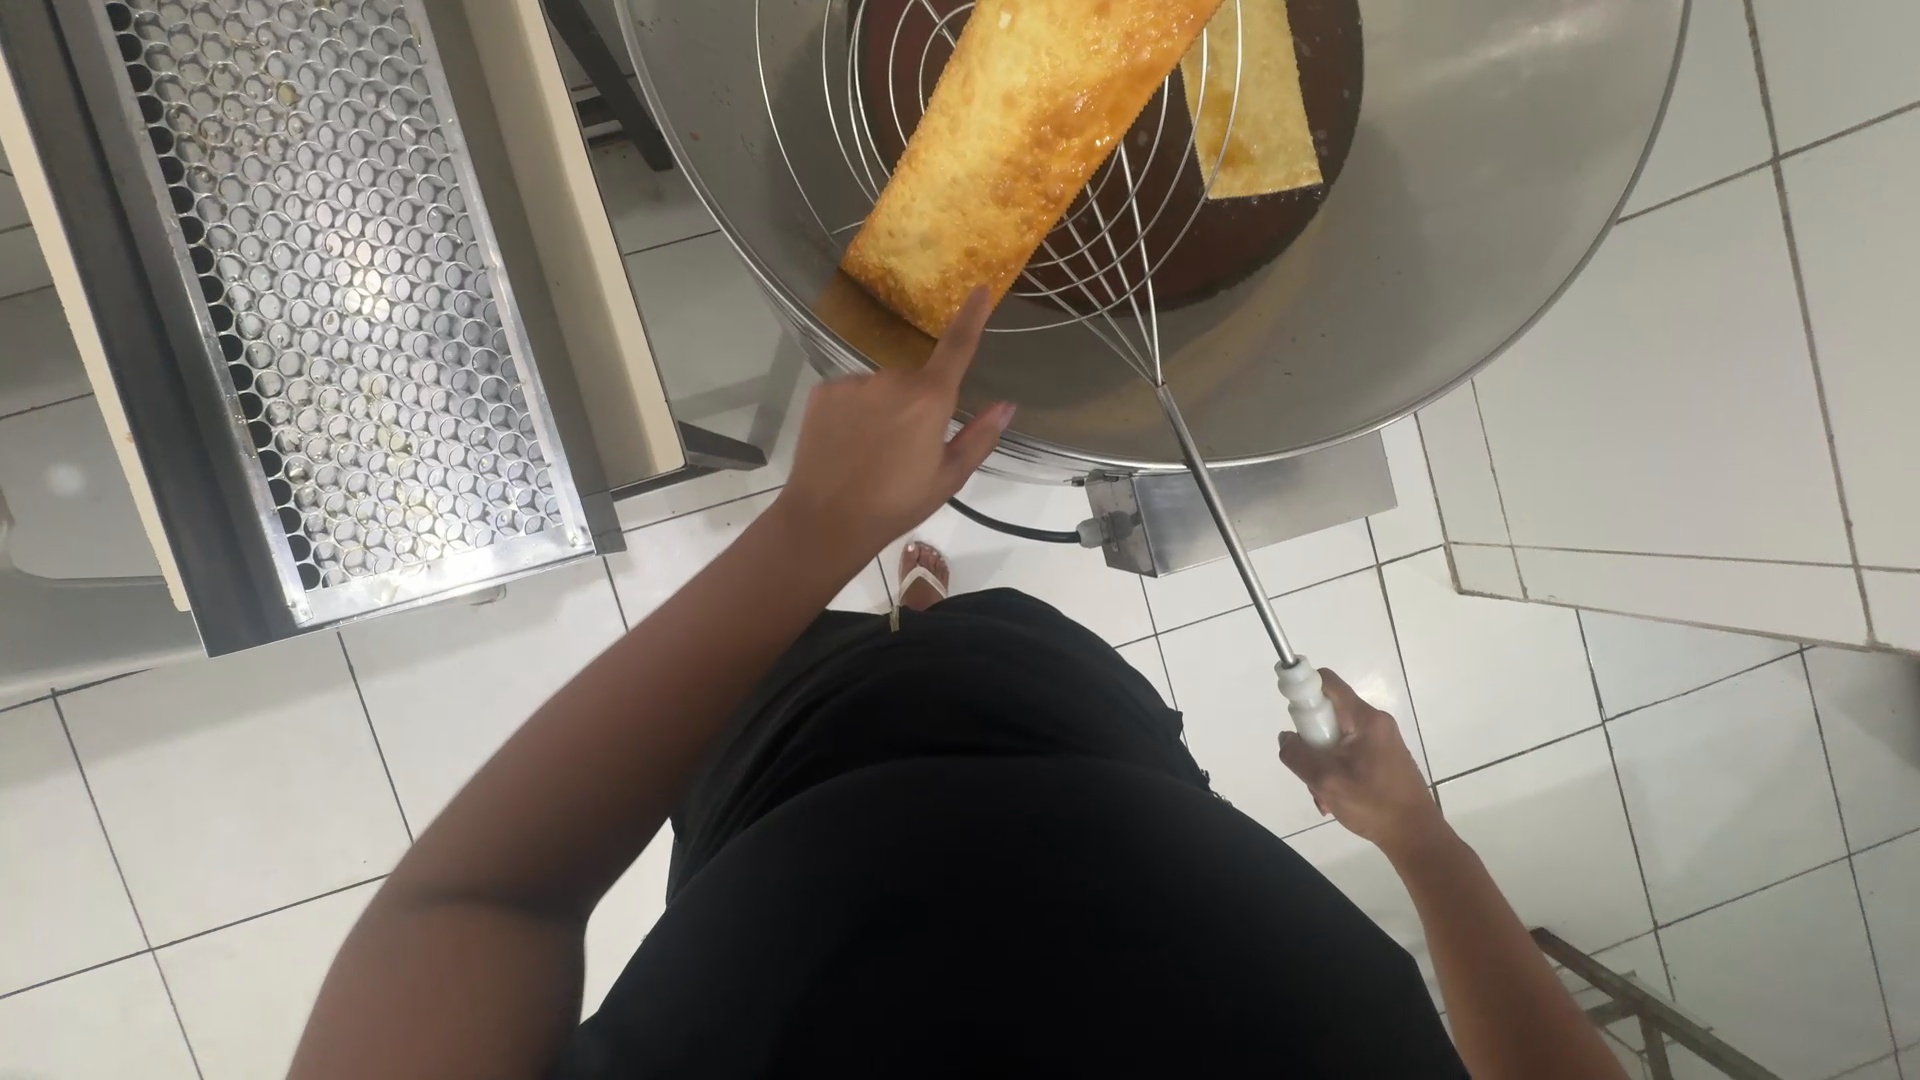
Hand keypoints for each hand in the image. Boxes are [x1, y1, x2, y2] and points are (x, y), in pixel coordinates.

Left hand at [775, 287, 1013, 556]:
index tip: (980, 288)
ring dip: (881, 411)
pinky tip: (846, 446)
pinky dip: (852, 415)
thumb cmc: (896, 504)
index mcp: (929, 399)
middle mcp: (892, 379)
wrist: (826, 520)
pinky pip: (849, 395)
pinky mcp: (824, 391)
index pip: (957, 347)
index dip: (971, 316)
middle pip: (913, 382)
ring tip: (870, 455)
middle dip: (914, 407)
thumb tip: (1007, 405)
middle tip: (903, 452)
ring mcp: (853, 382)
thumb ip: (980, 437)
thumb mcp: (948, 477)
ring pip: (879, 389)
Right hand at [1278, 669, 1449, 860]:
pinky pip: (1345, 753)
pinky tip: (1334, 798)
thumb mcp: (1326, 781)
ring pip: (1333, 738)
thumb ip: (1298, 755)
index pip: (1326, 682)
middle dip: (1310, 742)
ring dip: (1320, 763)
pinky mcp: (1380, 757)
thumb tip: (1286, 738)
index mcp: (1366, 720)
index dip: (1301, 687)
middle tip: (1310, 769)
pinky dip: (1334, 771)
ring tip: (1324, 793)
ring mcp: (1379, 741)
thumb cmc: (1374, 805)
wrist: (1417, 838)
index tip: (1290, 714)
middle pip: (1326, 714)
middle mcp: (1374, 723)